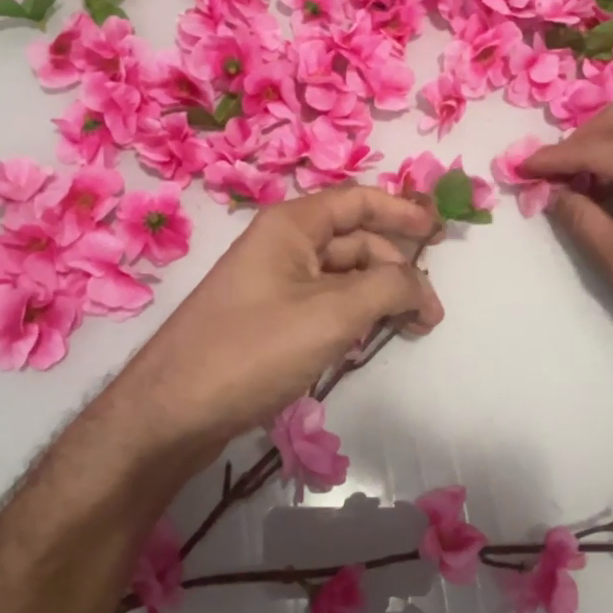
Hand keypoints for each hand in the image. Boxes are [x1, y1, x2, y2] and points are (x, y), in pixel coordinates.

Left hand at [107, 186, 443, 461]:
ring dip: (377, 296)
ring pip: (340, 277)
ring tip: (408, 329)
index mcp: (291, 226)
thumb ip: (388, 289)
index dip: (401, 210)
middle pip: (354, 241)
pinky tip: (366, 342)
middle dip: (395, 268)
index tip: (439, 234)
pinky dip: (352, 317)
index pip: (357, 200)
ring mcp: (272, 286)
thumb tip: (423, 286)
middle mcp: (281, 247)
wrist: (172, 412)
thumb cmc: (252, 350)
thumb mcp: (331, 314)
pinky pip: (322, 306)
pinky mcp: (267, 323)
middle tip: (429, 312)